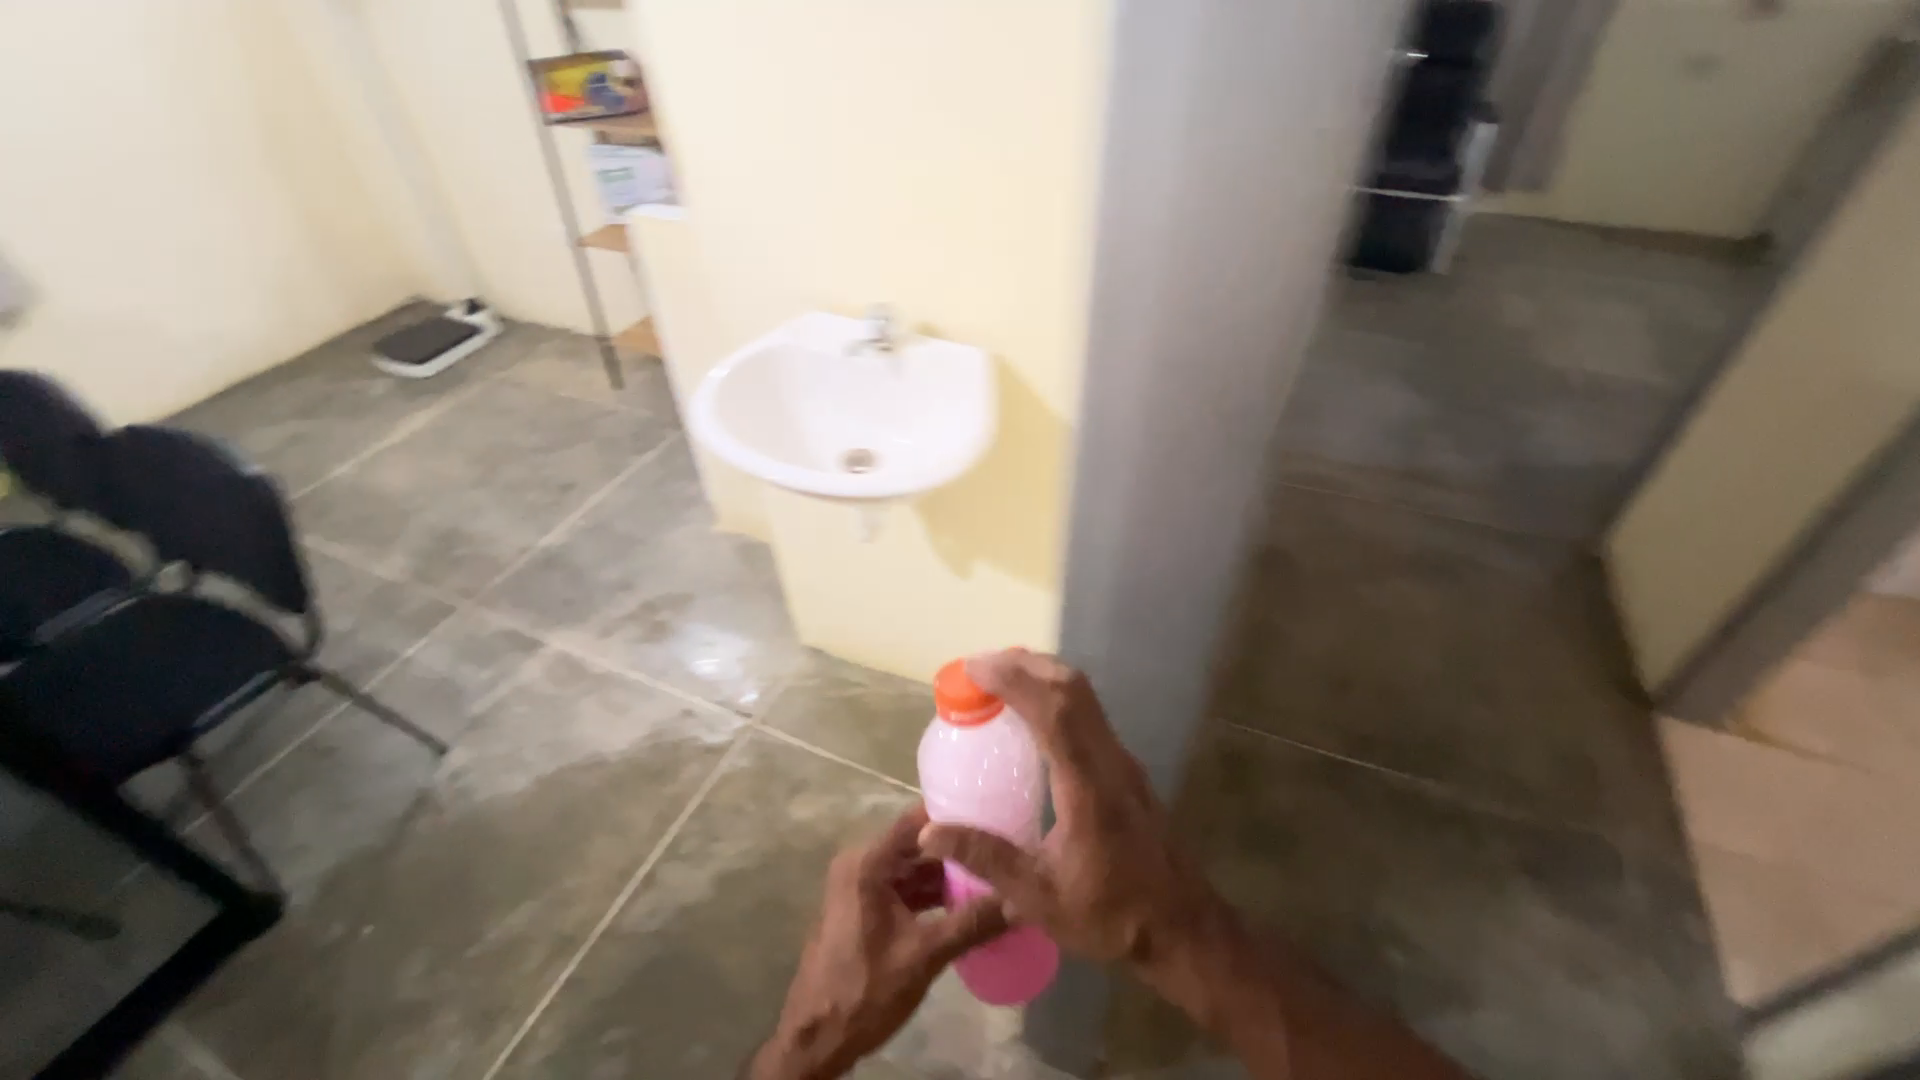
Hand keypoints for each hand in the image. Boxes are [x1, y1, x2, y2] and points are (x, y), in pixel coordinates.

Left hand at [746, 804, 1007, 1079]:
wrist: (816, 1038)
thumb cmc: (864, 989)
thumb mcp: (924, 956)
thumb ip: (972, 923)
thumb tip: (1020, 901)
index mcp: (867, 863)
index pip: (917, 820)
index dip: (955, 814)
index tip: (994, 815)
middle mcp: (860, 864)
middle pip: (917, 843)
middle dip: (957, 847)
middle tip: (1002, 848)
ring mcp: (859, 887)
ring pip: (911, 868)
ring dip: (946, 874)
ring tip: (992, 874)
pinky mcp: (863, 909)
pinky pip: (903, 888)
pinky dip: (930, 894)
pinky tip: (965, 903)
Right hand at [917, 649, 1218, 975]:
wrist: (1183, 928)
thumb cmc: (1112, 915)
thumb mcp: (1039, 898)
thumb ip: (985, 859)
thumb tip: (928, 833)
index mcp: (1089, 787)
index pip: (1055, 712)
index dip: (1016, 681)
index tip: (975, 668)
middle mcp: (1110, 761)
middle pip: (1073, 689)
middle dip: (1026, 666)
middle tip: (979, 669)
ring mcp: (1123, 761)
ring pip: (1085, 697)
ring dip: (1042, 677)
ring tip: (999, 682)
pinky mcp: (1125, 769)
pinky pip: (1089, 715)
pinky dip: (1055, 698)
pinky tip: (1030, 718)